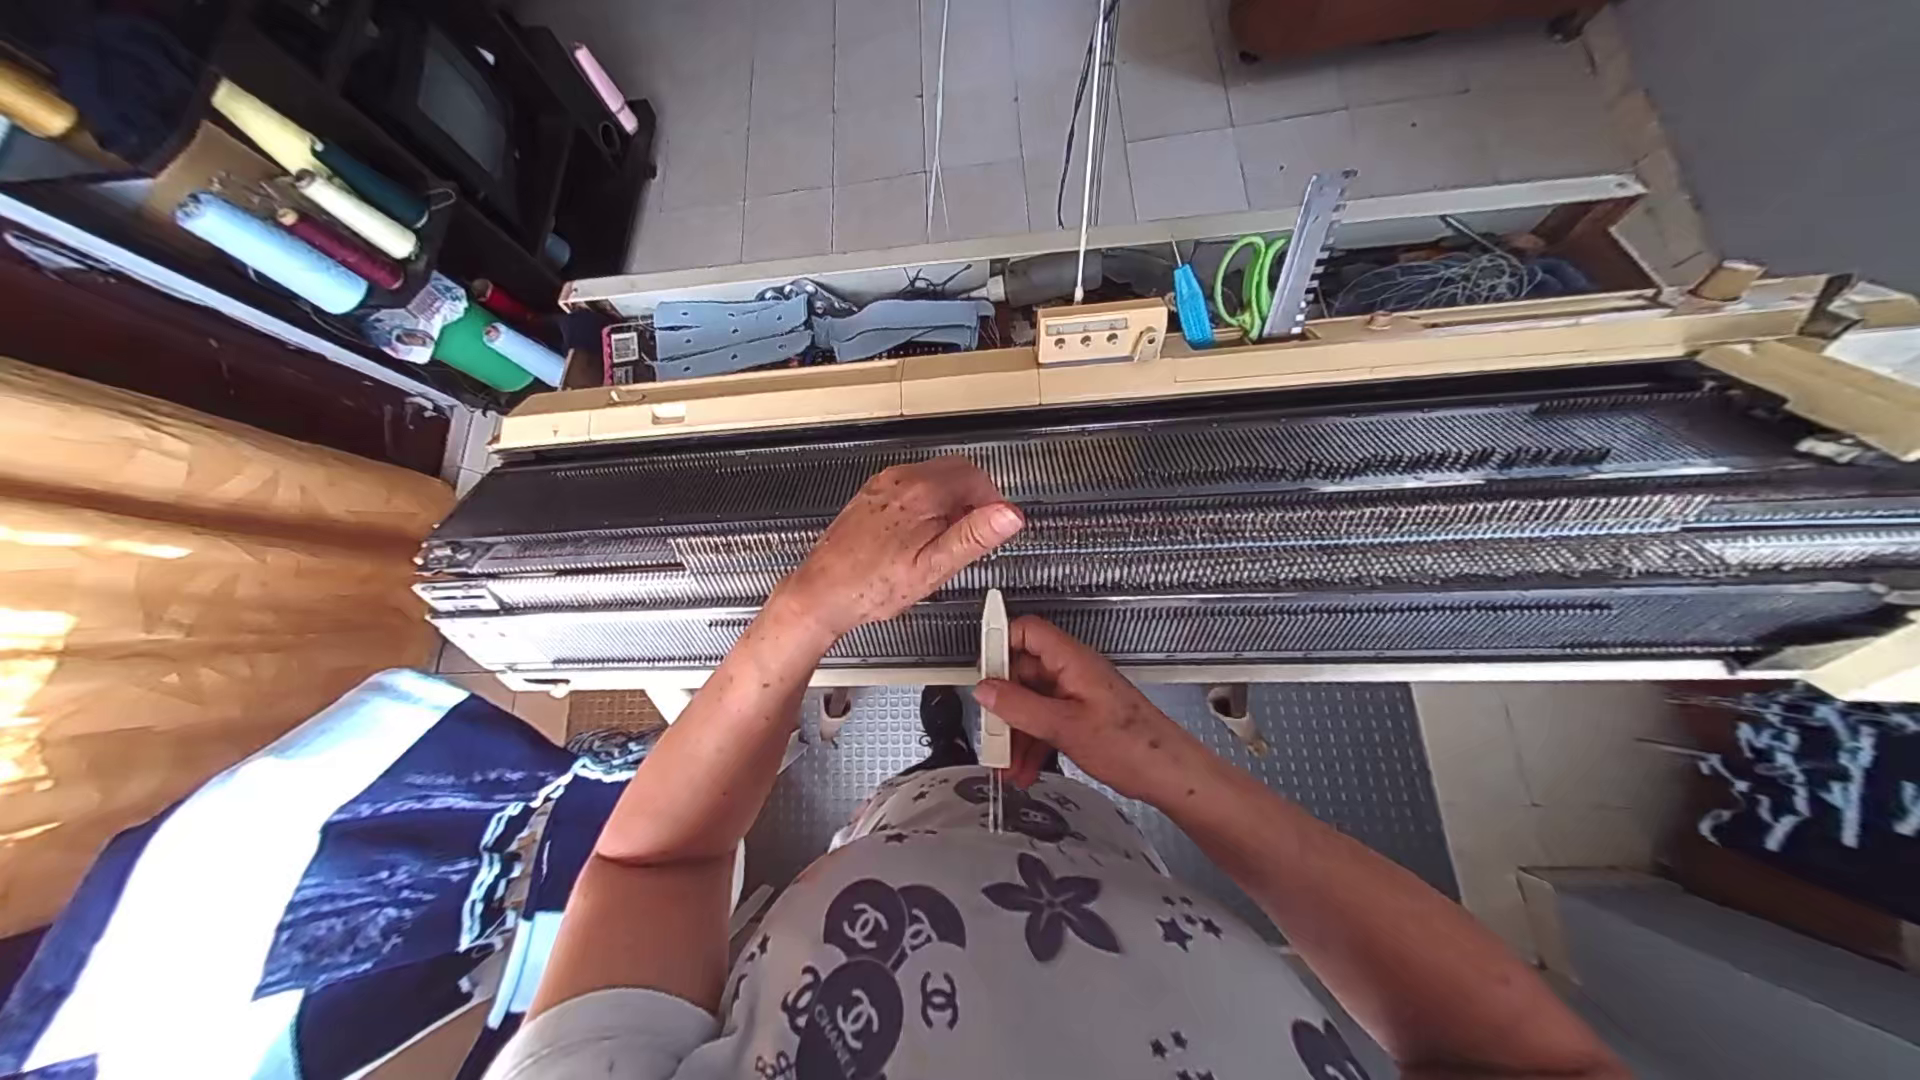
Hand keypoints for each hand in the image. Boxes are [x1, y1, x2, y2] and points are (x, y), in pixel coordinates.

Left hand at [769, 457, 1023, 641]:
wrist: (821, 593)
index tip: (995, 525)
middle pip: (955, 472)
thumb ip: (974, 536)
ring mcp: (882, 487)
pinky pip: (910, 490)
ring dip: (949, 502)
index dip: (993, 502)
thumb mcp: (934, 567)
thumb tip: (1008, 515)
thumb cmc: (870, 586)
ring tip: (945, 541)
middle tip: (974, 533)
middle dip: (973, 499)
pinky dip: (926, 506)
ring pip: (933, 480)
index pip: (976, 476)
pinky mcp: (871, 498)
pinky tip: (918, 539)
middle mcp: (900, 480)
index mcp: (922, 492)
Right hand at [974, 616, 1210, 803]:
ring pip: (1031, 702)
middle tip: (991, 733)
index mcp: (1072, 660)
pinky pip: (1045, 721)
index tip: (980, 673)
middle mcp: (1071, 671)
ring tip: (1007, 765)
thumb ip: (1020, 707)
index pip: (1026, 631)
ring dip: (1015, 733)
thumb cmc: (1133, 745)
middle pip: (1022, 672)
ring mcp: (1075, 695)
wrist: (1170, 775)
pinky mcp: (1080, 716)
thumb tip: (985, 690)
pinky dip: (1032, 743)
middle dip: (1003, 705)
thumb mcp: (1065, 727)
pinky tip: (1025, 770)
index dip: (1000, 645)